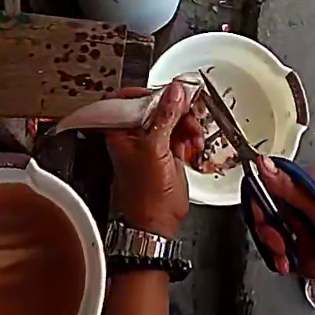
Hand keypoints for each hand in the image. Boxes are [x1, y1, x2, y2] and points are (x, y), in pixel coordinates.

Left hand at [103, 82, 203, 238]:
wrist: (157, 222)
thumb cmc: (145, 194)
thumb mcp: (155, 149)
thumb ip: (165, 117)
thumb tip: (173, 92)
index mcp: (120, 131)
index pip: (125, 99)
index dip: (144, 93)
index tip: (164, 93)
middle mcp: (133, 134)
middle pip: (153, 106)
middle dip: (173, 108)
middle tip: (187, 111)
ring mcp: (151, 143)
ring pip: (169, 118)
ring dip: (186, 122)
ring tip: (192, 134)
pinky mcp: (167, 152)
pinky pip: (180, 133)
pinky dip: (190, 135)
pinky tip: (194, 143)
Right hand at [248, 161, 314, 304]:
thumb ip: (292, 190)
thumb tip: (264, 165)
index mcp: (307, 183)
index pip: (265, 182)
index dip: (259, 203)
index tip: (266, 221)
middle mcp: (300, 199)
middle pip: (263, 211)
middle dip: (271, 235)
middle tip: (282, 247)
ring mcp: (298, 221)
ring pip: (269, 233)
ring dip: (281, 252)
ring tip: (297, 262)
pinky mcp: (298, 241)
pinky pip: (279, 250)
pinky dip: (292, 262)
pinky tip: (310, 265)